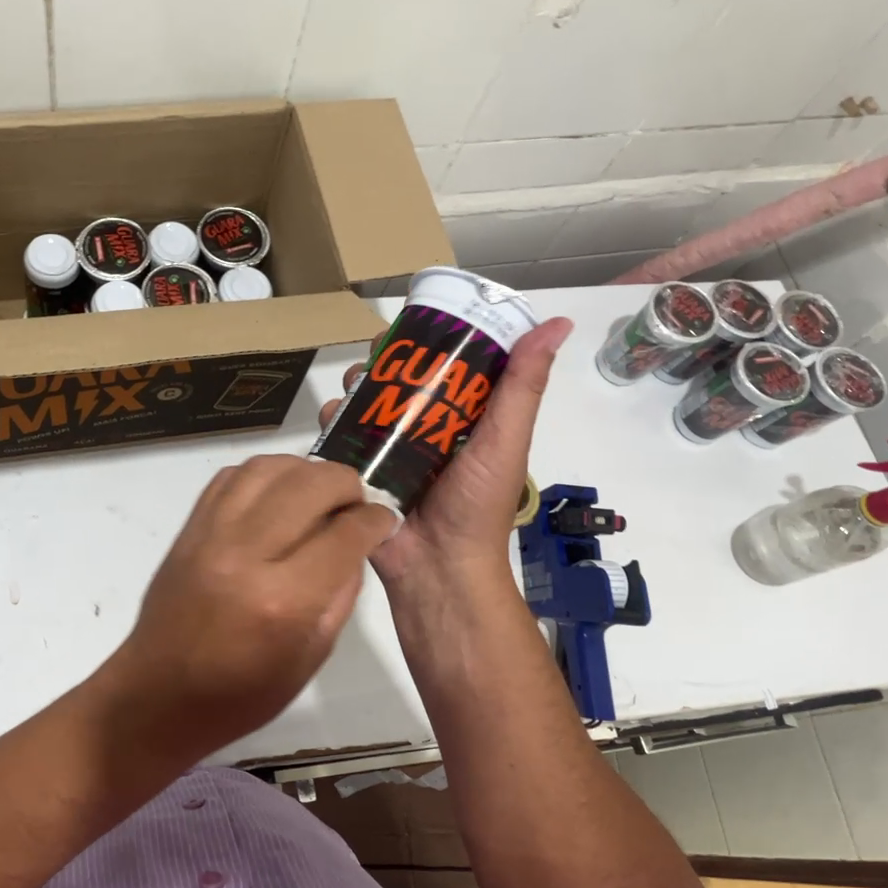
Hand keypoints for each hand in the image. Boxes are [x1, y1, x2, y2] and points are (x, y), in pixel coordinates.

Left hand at [92, 455, 396, 756]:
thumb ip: (340, 594)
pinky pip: (231, 476)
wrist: (158, 695)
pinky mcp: (188, 528)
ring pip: (268, 467)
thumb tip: (356, 542)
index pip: (346, 533)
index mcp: (282, 600)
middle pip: (311, 484)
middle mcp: (245, 554)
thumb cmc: (240, 695)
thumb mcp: (310, 658)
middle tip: (354, 505)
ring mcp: (210, 535)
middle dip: (347, 485)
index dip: (375, 519)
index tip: (384, 519)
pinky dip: (262, 476)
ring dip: (305, 471)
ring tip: (318, 494)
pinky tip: (276, 497)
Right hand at [320, 318, 571, 591]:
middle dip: (381, 362)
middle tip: (372, 357)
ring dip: (353, 388)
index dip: (430, 338)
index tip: (415, 320)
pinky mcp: (359, 470)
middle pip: (396, 380)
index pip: (444, 365)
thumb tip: (557, 323)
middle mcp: (422, 430)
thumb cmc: (478, 506)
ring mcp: (387, 451)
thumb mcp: (505, 440)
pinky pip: (340, 437)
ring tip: (350, 388)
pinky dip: (332, 421)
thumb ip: (523, 386)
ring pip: (364, 403)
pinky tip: (331, 417)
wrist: (437, 567)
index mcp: (461, 419)